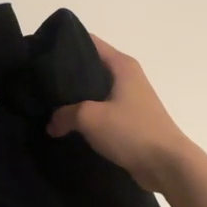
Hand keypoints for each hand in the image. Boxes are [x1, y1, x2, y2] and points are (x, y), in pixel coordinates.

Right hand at [46, 35, 198, 192]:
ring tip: (49, 105)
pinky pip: (102, 111)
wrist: (166, 164)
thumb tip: (51, 123)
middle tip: (39, 84)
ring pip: (95, 92)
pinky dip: (86, 116)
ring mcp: (130, 99)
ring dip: (75, 99)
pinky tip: (68, 125)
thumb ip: (65, 115)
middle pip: (90, 67)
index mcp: (122, 65)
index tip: (41, 53)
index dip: (64, 44)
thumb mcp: (90, 118)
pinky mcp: (130, 120)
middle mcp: (127, 76)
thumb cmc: (131, 131)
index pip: (88, 42)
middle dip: (66, 74)